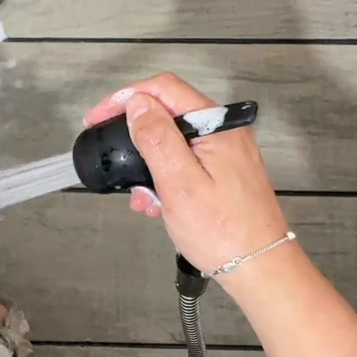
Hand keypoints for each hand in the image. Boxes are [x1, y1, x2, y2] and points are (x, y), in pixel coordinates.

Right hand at [82, 73, 290, 274]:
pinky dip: (164, 175)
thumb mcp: (178, 182)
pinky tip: (156, 201)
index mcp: (216, 126)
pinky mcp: (225, 172)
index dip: (125, 98)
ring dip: (147, 160)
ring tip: (137, 194)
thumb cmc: (223, 232)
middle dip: (135, 132)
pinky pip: (186, 160)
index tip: (98, 117)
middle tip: (110, 155)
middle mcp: (225, 132)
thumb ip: (157, 137)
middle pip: (169, 111)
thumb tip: (137, 104)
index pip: (163, 89)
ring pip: (174, 139)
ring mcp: (227, 152)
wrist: (258, 267)